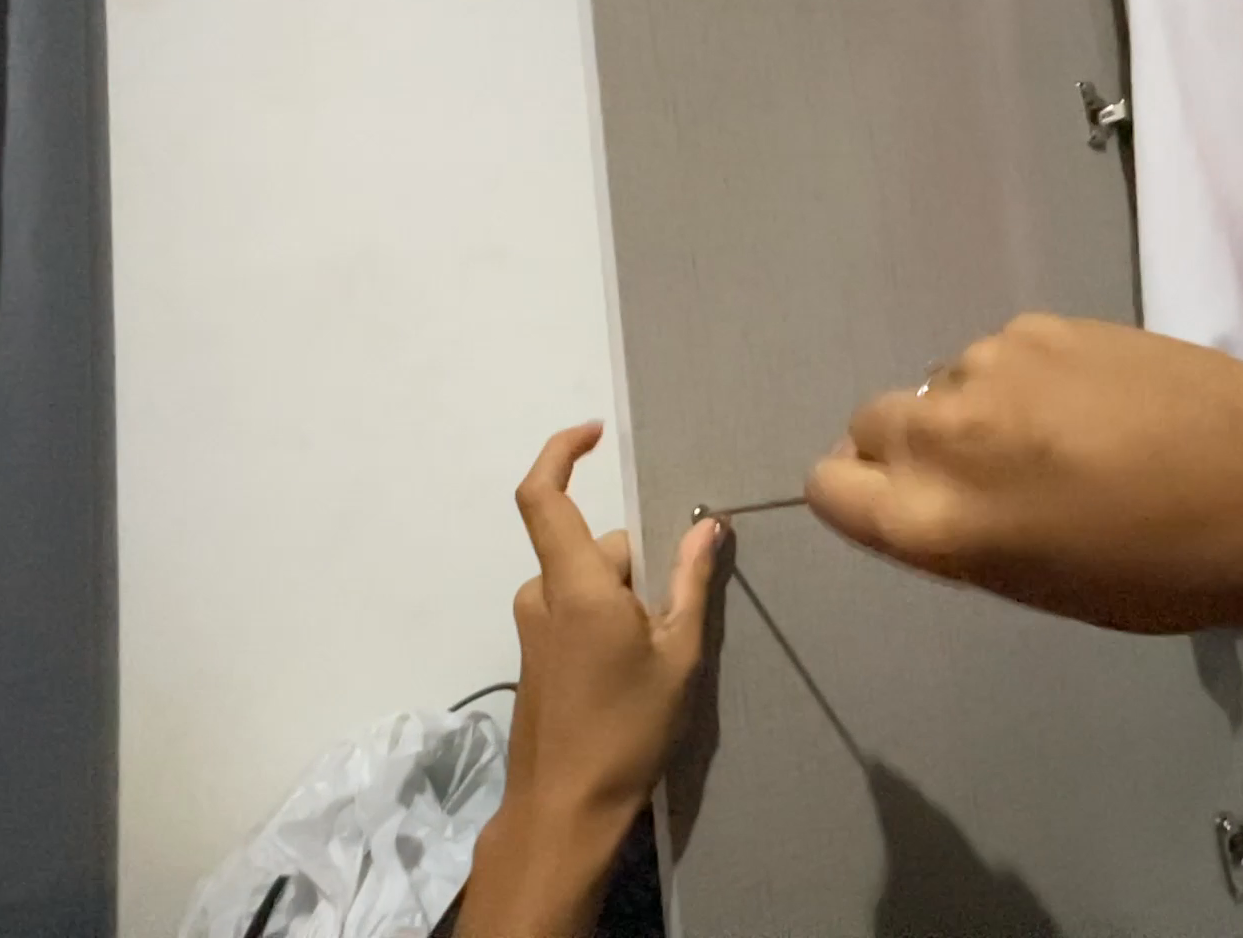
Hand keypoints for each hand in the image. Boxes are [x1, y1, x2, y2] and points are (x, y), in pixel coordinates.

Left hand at [460, 423, 721, 936]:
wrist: (564, 808)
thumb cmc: (627, 728)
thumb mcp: (678, 654)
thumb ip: (691, 581)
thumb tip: (710, 525)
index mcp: (575, 583)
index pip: (543, 495)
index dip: (561, 452)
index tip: (595, 434)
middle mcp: (543, 591)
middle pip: (596, 548)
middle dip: (640, 567)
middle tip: (675, 618)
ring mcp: (532, 621)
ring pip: (588, 579)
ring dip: (625, 595)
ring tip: (658, 651)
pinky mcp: (533, 647)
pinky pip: (573, 604)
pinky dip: (606, 613)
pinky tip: (630, 665)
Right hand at [804, 315, 1242, 632]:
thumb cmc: (1156, 571)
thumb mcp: (1027, 582)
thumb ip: (945, 532)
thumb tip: (911, 489)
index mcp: (930, 518)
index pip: (826, 487)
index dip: (852, 495)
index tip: (897, 503)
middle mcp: (936, 434)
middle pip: (863, 425)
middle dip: (901, 450)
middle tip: (978, 471)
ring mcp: (983, 366)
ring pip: (933, 389)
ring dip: (966, 412)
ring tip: (1054, 435)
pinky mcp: (1033, 325)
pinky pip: (992, 358)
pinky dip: (1016, 381)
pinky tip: (1087, 399)